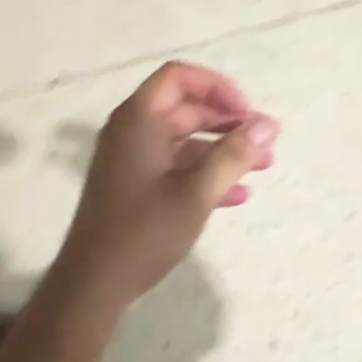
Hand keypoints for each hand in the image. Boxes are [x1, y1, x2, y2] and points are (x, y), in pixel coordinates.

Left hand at [50, 62, 276, 311]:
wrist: (94, 283)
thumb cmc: (144, 233)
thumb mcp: (196, 194)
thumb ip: (233, 156)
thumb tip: (267, 125)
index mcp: (139, 121)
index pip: (179, 77)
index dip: (218, 88)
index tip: (247, 114)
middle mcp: (131, 132)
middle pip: (185, 109)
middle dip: (229, 123)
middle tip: (266, 144)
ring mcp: (130, 161)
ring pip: (184, 142)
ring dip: (223, 152)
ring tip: (263, 169)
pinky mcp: (133, 187)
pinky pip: (174, 168)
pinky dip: (204, 175)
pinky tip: (237, 196)